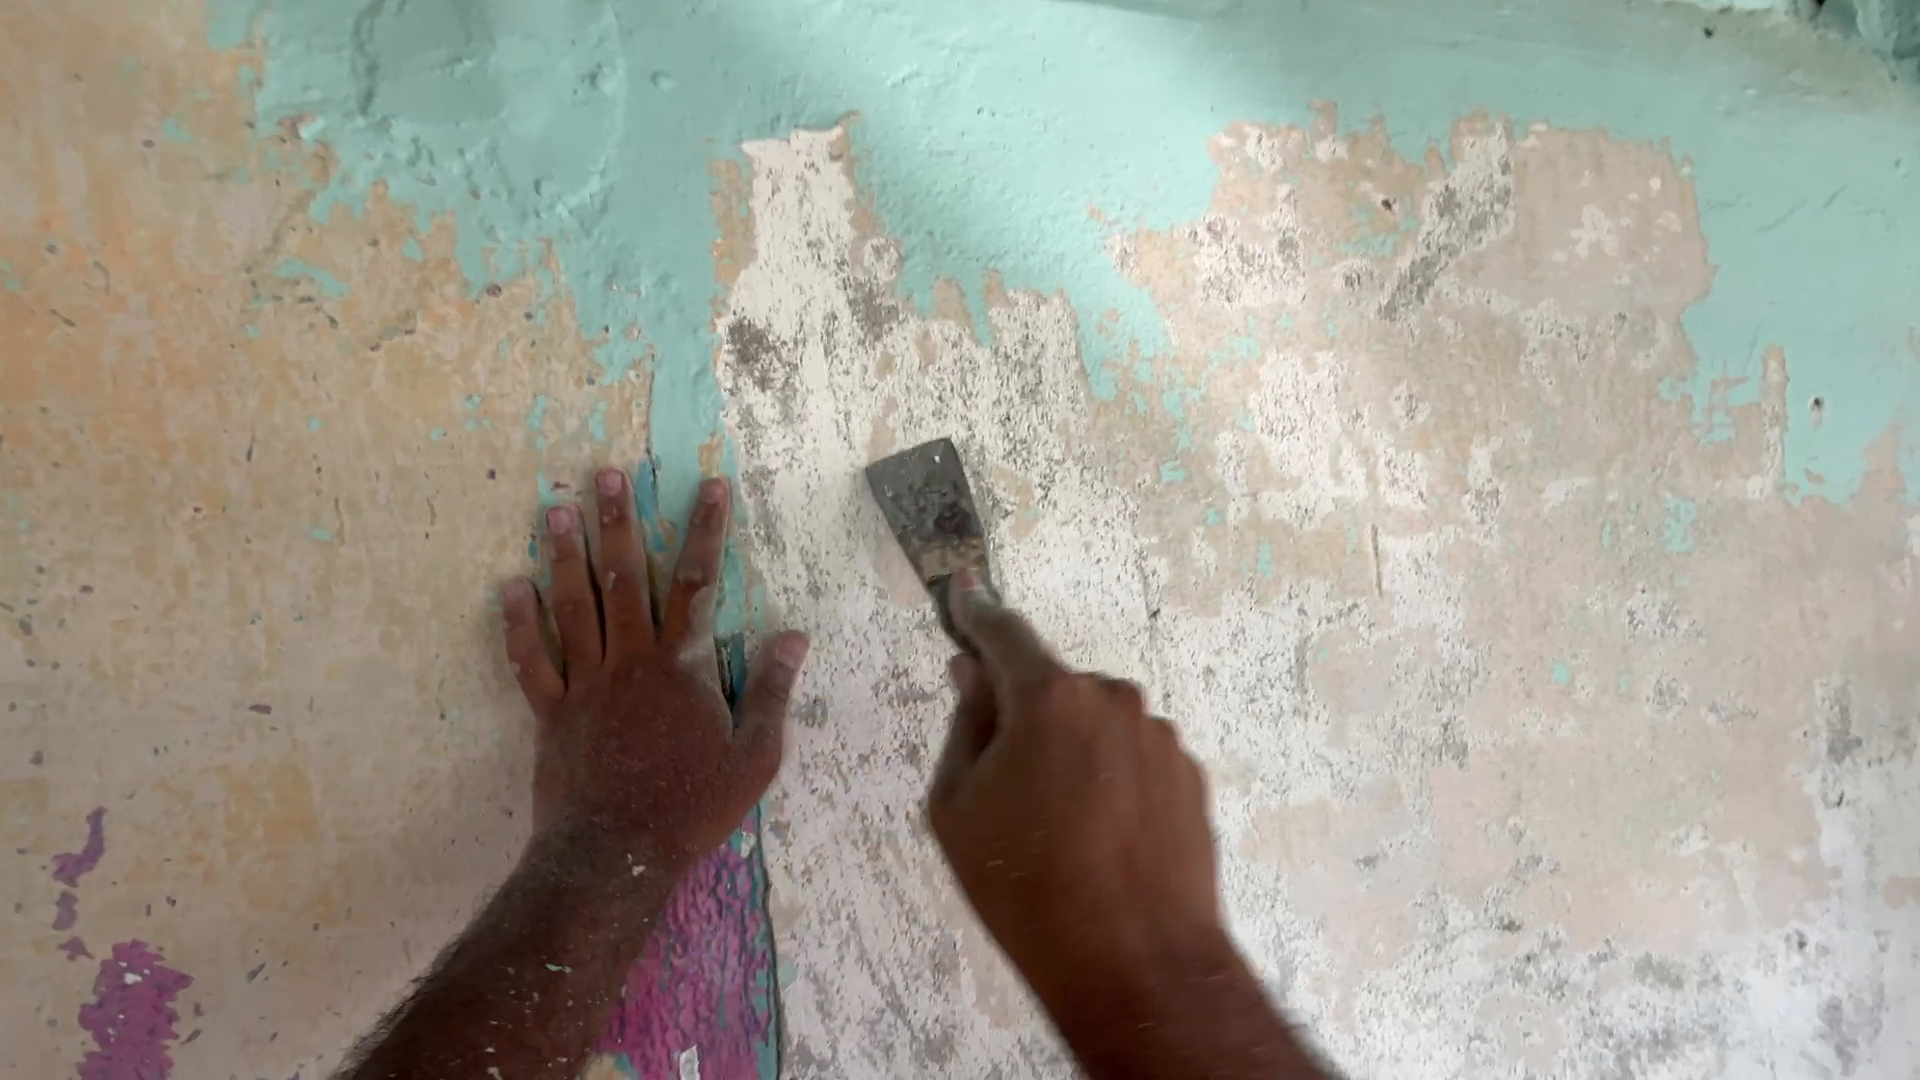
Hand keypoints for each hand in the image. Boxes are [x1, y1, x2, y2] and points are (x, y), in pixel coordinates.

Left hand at [500, 469, 808, 872]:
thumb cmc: (693, 804)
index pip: (697, 582)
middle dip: (620, 522)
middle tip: (606, 475)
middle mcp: (629, 660)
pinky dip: (519, 622)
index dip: (705, 530)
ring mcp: (585, 683)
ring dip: (565, 555)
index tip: (709, 486)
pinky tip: (509, 586)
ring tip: (556, 508)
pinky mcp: (552, 712)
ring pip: (573, 605)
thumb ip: (773, 690)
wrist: (615, 856)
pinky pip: (532, 659)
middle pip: (624, 577)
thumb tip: (793, 635)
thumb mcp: (755, 754)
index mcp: (681, 665)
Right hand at [926, 571, 1226, 1004]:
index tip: (965, 587)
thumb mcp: (958, 807)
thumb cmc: (1025, 885)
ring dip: (1073, 750)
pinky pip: (1132, 756)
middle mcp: (1112, 698)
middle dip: (1028, 714)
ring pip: (1095, 724)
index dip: (978, 611)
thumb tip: (971, 671)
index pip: (1004, 633)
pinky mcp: (1189, 773)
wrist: (1136, 967)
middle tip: (1011, 784)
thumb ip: (965, 723)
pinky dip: (1111, 776)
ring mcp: (1158, 735)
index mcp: (1050, 696)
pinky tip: (1106, 836)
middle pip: (1053, 688)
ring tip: (1066, 827)